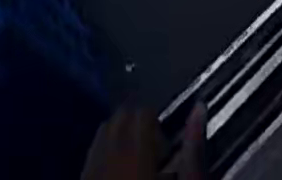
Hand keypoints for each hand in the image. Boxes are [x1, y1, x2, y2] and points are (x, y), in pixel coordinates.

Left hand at [77, 104, 205, 179]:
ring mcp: (90, 165)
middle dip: (139, 125)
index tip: (168, 149)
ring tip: (139, 166)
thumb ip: (194, 149)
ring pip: (105, 130)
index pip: (143, 111)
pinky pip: (92, 151)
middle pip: (122, 115)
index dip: (158, 124)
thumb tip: (199, 108)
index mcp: (135, 148)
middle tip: (156, 158)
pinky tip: (119, 175)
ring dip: (122, 137)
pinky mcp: (82, 176)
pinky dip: (106, 153)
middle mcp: (109, 149)